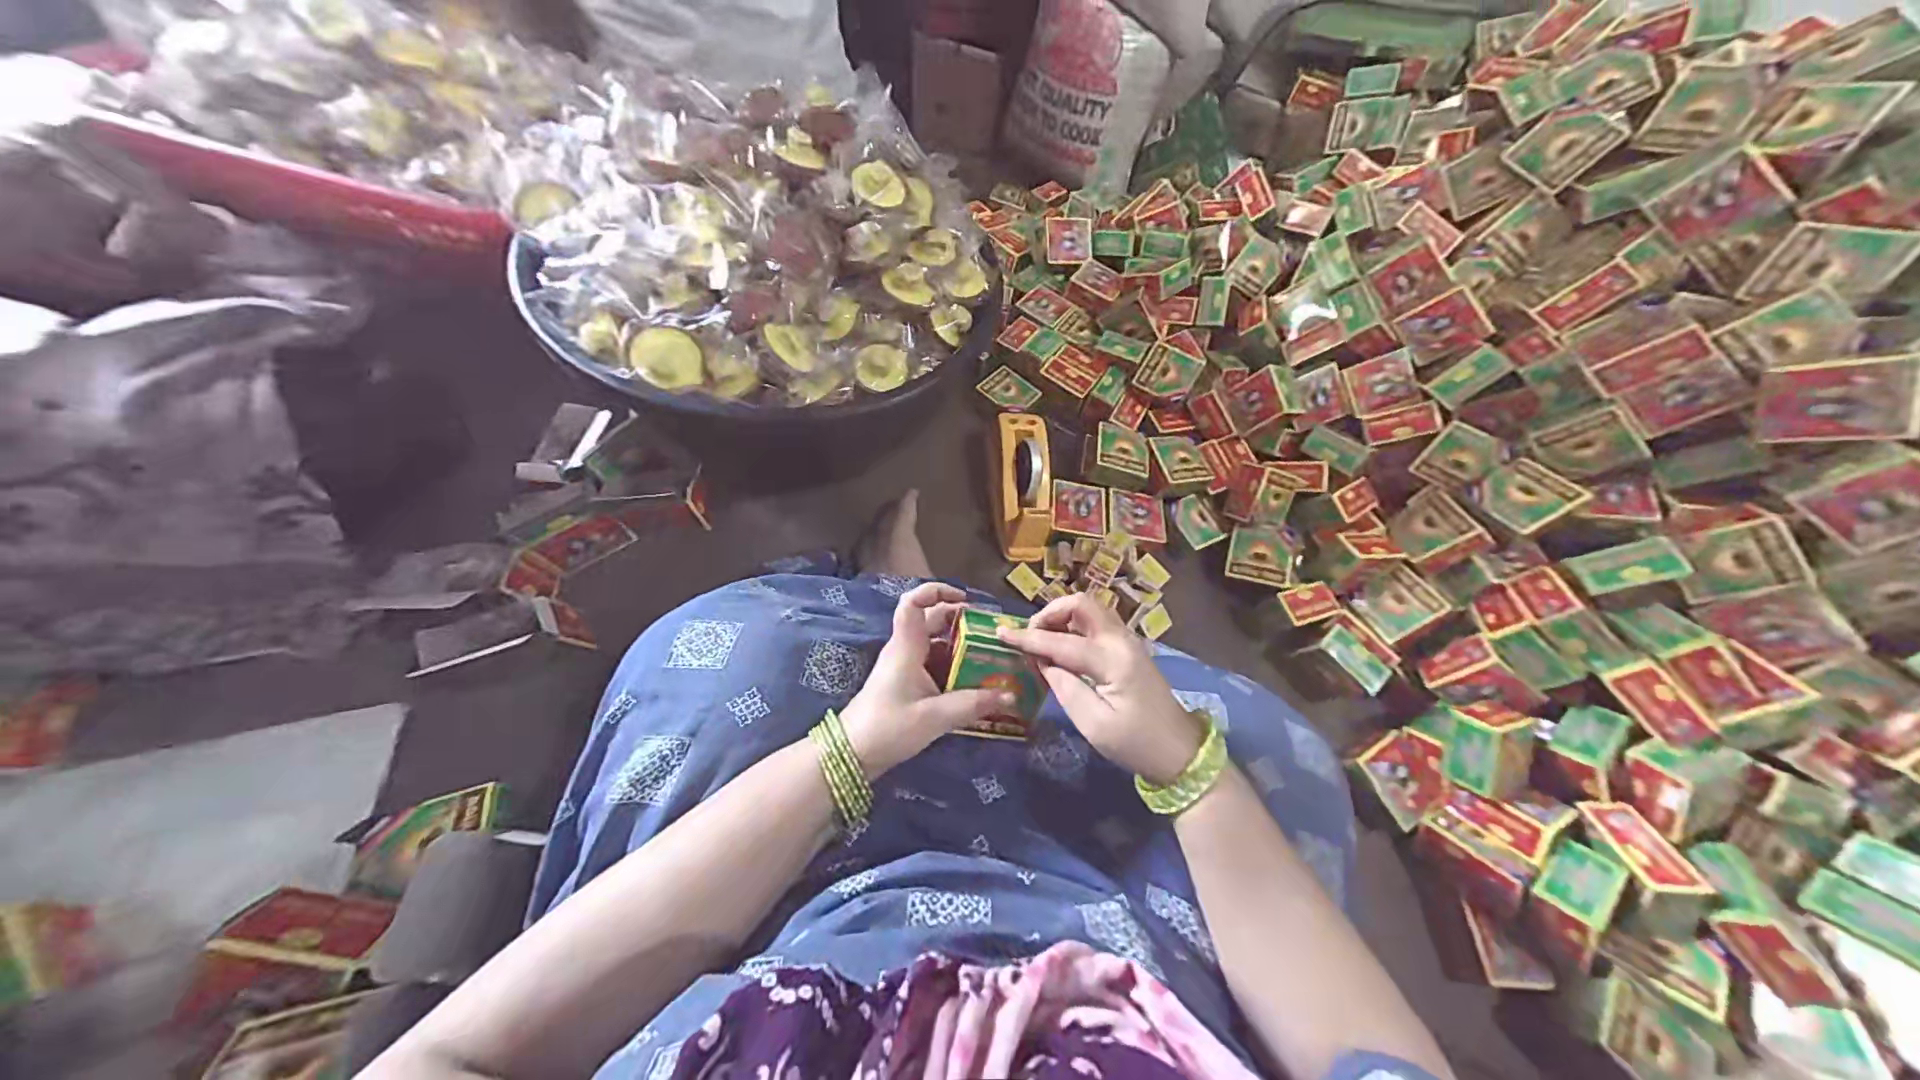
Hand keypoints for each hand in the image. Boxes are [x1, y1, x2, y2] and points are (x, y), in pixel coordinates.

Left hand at [837, 582, 1015, 778]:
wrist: (852, 754)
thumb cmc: (888, 727)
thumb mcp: (934, 717)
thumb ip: (973, 704)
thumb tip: (1010, 695)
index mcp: (906, 646)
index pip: (914, 602)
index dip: (937, 591)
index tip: (965, 600)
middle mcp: (905, 650)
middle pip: (931, 619)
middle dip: (960, 619)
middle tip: (989, 631)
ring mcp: (904, 666)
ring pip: (934, 643)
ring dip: (959, 644)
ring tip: (989, 655)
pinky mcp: (906, 684)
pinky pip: (933, 663)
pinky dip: (953, 665)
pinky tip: (973, 680)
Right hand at [996, 593, 1202, 785]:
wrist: (1180, 752)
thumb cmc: (1136, 743)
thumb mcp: (1094, 724)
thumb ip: (1065, 687)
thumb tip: (1044, 663)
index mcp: (1113, 660)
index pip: (1061, 641)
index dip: (1028, 638)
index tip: (1000, 633)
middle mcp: (1121, 641)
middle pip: (1081, 604)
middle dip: (1049, 613)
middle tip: (1028, 636)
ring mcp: (1128, 643)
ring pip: (1090, 610)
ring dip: (1061, 618)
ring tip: (1040, 642)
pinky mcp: (1129, 650)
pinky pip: (1096, 624)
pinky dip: (1074, 627)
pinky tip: (1060, 648)